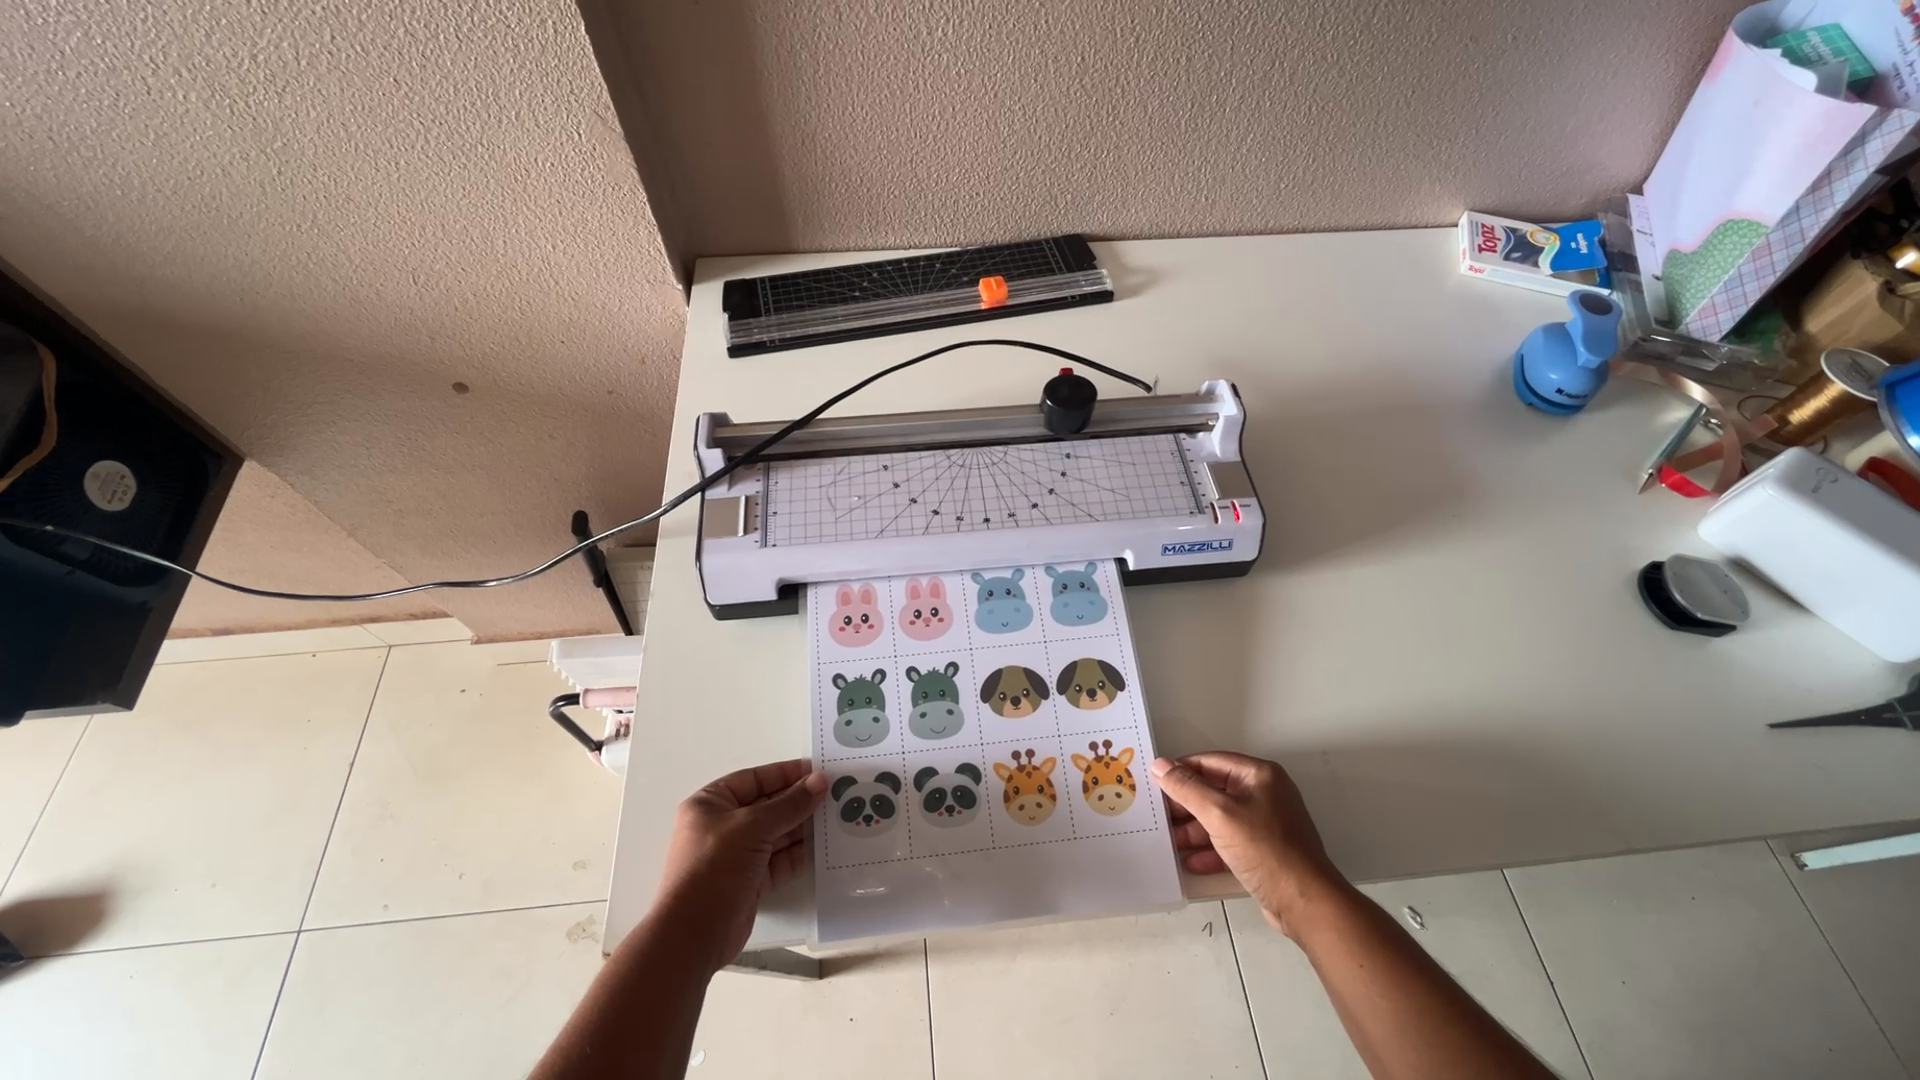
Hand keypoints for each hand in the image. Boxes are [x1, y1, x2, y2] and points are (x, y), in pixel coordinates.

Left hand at [653, 759, 827, 969]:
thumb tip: (820, 780)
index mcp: (710, 804)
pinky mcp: (749, 882)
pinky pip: (778, 861)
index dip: (784, 773)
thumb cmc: (714, 868)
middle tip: (834, 794)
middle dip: (797, 801)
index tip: (817, 770)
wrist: (693, 935)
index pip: (753, 779)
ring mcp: (735, 856)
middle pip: (766, 806)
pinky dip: (798, 854)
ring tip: (835, 817)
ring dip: (802, 827)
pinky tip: (822, 846)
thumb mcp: (752, 826)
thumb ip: (790, 804)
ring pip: (775, 834)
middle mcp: (721, 827)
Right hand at [1152, 752, 1344, 937]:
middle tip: (1160, 816)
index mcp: (1259, 775)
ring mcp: (1266, 823)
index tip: (1155, 783)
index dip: (1181, 771)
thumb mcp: (1219, 814)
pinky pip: (1231, 841)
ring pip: (1220, 818)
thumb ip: (1186, 788)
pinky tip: (1192, 861)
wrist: (1305, 903)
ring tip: (1171, 842)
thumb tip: (1160, 765)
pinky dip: (1211, 849)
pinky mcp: (1265, 849)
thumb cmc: (1266, 850)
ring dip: (1195, 830)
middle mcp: (1264, 794)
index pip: (1210, 762)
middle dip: (1186, 805)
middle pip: (1214, 791)